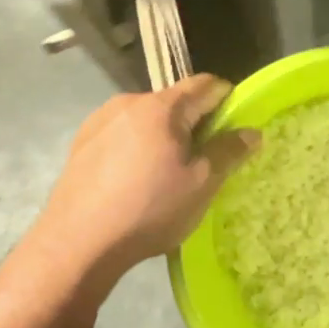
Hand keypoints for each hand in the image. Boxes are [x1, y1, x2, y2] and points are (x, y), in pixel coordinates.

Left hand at [28, 75, 258, 291]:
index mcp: (162, 107)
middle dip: (194, 124)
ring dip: (164, 137)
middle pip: (175, 102)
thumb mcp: (201, 184)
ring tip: (166, 176)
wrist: (77, 242)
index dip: (228, 100)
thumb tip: (251, 132)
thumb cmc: (149, 209)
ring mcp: (99, 121)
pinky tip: (134, 182)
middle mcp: (128, 102)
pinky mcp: (81, 143)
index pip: (205, 84)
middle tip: (204, 162)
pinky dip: (138, 148)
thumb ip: (229, 152)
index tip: (235, 129)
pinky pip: (123, 134)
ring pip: (147, 119)